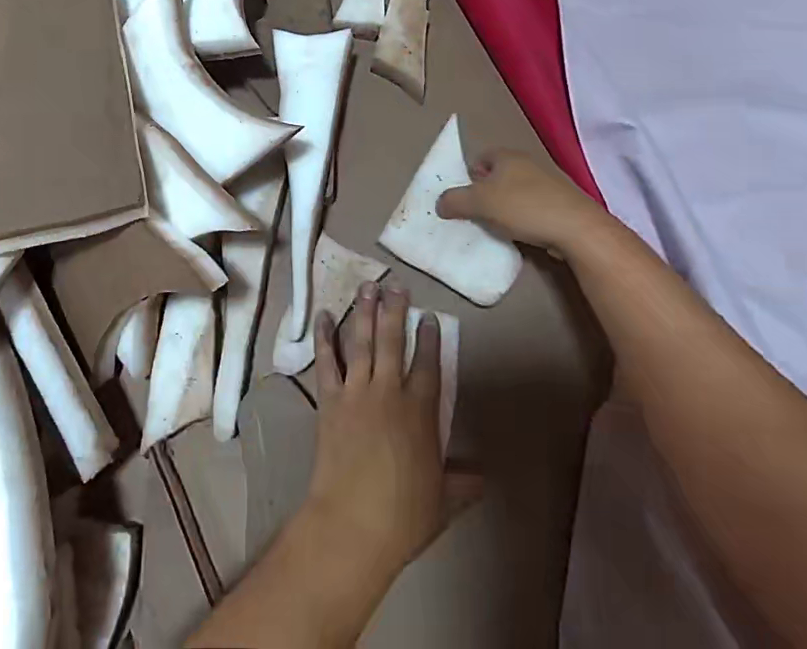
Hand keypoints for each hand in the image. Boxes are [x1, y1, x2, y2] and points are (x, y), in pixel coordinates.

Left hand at [302, 283, 450, 575]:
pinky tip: (322, 315)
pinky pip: (326, 362)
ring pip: (360, 343)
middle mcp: (388, 393)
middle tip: (395, 285)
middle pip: (392, 342)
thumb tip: (483, 476)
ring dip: (363, 312)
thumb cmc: (404, 514)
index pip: (428, 365)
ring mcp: (355, 393)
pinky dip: (324, 337)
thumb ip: (463, 481)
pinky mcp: (328, 401)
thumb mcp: (444, 499)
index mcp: (420, 412)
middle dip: (395, 311)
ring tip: (366, 287)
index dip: (430, 339)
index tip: (429, 316)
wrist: (353, 521)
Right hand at [435, 148, 606, 252]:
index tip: (465, 195)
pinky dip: (526, 217)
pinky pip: (535, 206)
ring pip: (518, 191)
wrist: (577, 229)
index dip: (470, 174)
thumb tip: (441, 203)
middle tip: (477, 212)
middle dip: (487, 191)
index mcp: (508, 156)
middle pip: (500, 174)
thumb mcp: (478, 203)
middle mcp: (530, 164)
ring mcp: (551, 183)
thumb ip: (454, 201)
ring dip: (507, 205)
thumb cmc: (522, 207)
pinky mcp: (565, 204)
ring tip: (499, 225)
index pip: (481, 157)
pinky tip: (524, 232)